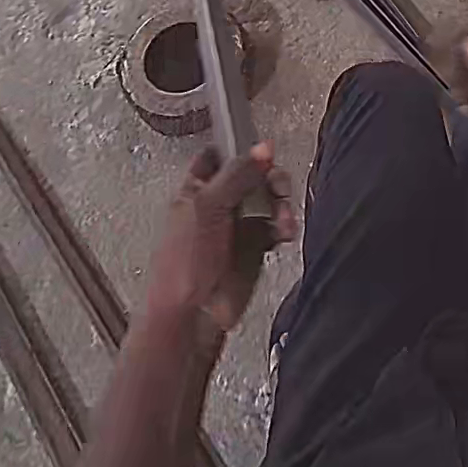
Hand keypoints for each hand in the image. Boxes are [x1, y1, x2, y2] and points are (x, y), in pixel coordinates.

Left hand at [144, 144, 297, 337]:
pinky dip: (285, 225)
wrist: (193, 318)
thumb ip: (238, 174)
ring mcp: (237, 224)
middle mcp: (219, 203)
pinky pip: (277, 225)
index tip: (260, 149)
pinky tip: (284, 231)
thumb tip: (263, 149)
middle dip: (270, 177)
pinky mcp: (254, 245)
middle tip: (277, 186)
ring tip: (283, 218)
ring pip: (269, 198)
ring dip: (282, 203)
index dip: (240, 148)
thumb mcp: (209, 206)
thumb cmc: (182, 266)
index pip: (220, 154)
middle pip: (253, 174)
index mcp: (197, 188)